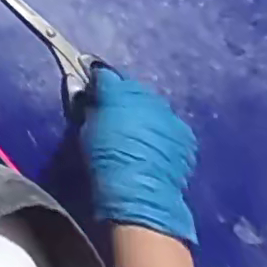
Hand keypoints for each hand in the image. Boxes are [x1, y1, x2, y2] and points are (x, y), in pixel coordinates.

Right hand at [81, 67, 197, 244]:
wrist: (140, 193)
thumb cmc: (104, 157)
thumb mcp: (85, 127)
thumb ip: (87, 104)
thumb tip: (82, 87)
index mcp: (118, 91)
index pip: (103, 73)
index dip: (94, 79)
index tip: (88, 87)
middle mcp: (147, 97)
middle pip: (130, 87)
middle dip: (121, 96)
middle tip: (109, 111)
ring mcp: (169, 115)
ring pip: (150, 104)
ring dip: (141, 112)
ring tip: (131, 129)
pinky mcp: (185, 135)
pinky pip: (166, 123)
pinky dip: (157, 128)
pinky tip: (149, 143)